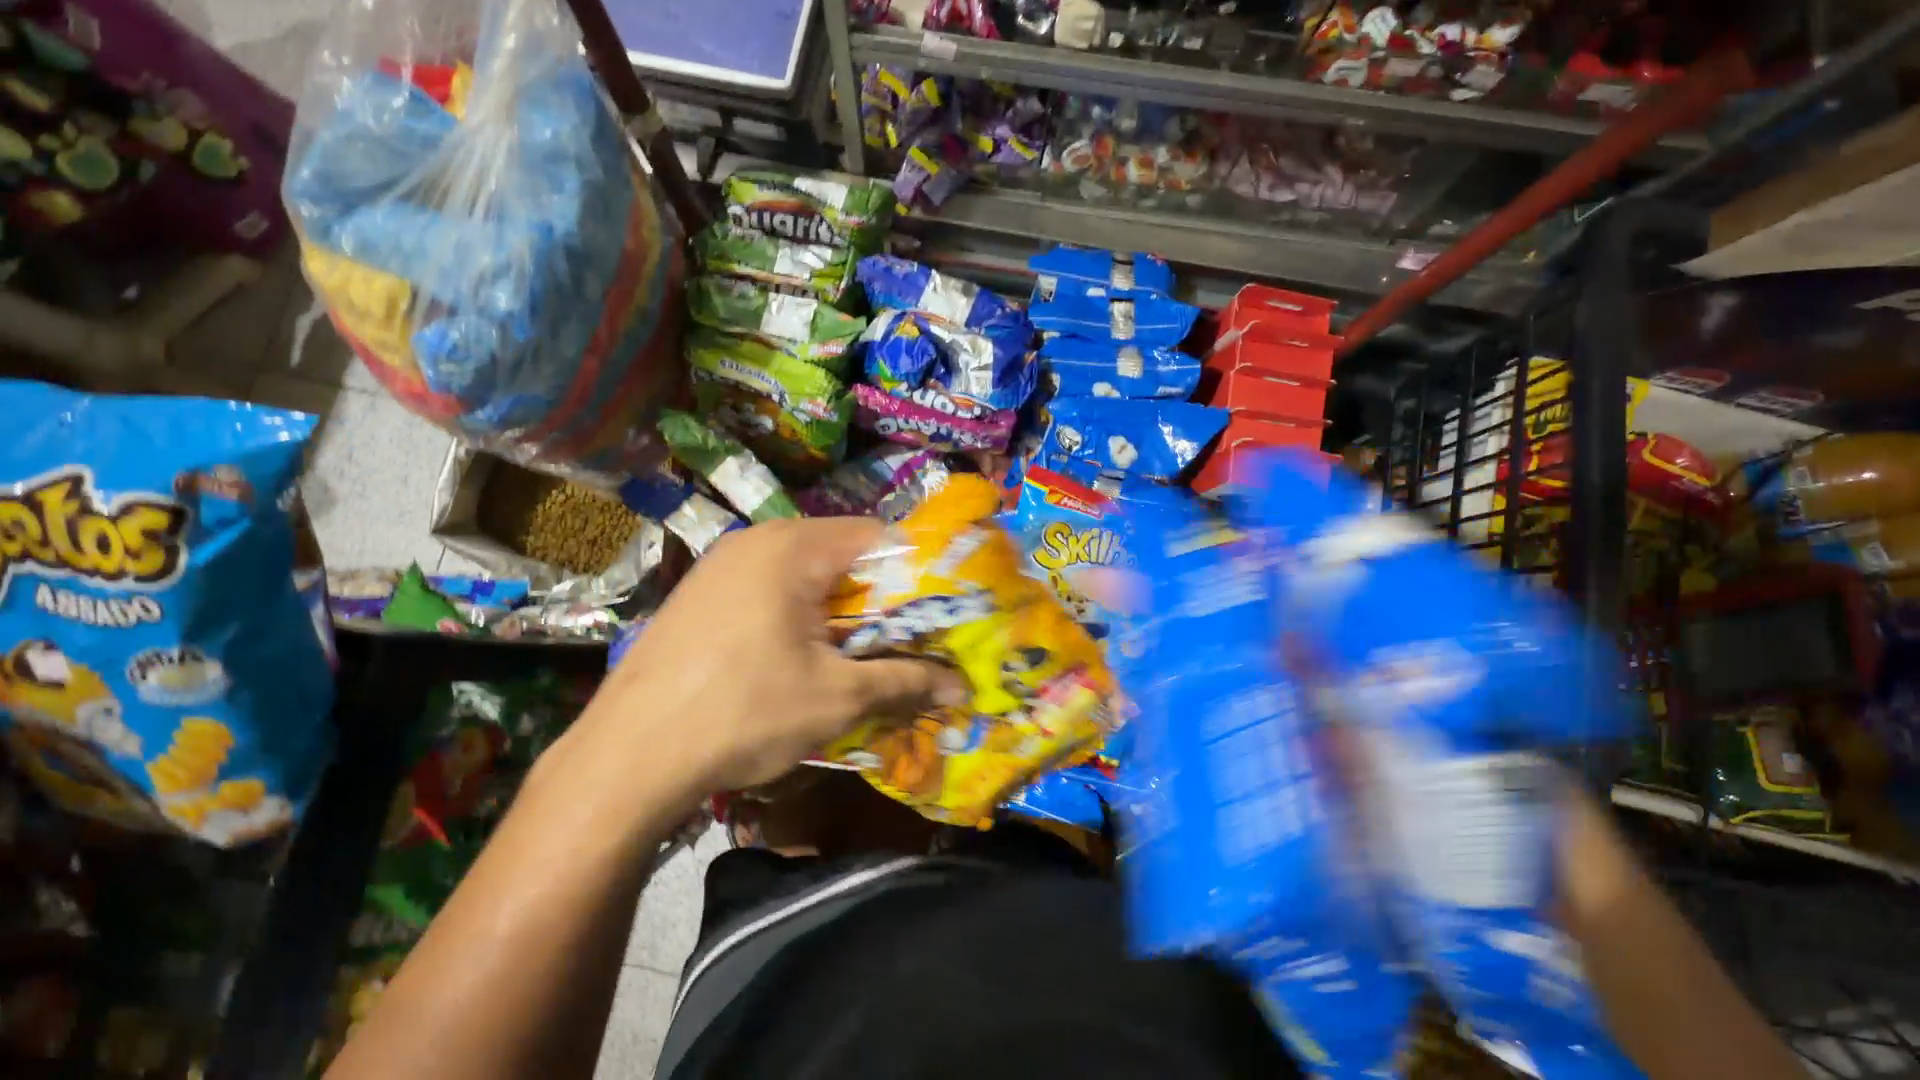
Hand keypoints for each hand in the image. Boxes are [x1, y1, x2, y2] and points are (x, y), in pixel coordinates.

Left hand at [576, 517, 967, 792]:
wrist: (630, 755)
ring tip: (855, 657)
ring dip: (837, 612)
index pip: (878, 537)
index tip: (938, 614)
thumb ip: (904, 682)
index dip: (917, 573)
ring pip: (803, 575)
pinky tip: (798, 662)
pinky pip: (766, 591)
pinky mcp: (698, 596)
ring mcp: (719, 566)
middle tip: (903, 643)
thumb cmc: (743, 713)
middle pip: (840, 555)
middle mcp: (754, 541)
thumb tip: (960, 687)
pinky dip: (797, 618)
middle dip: (878, 598)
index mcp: (792, 548)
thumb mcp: (836, 699)